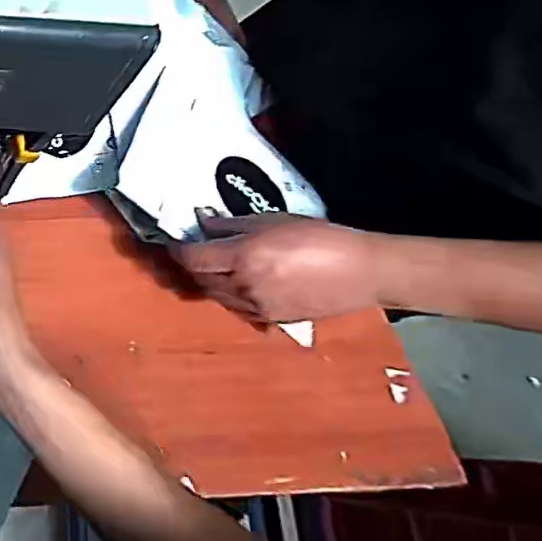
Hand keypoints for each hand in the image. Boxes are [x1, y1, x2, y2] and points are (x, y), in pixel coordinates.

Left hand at [171, 213, 385, 321]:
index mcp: (242, 259)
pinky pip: (238, 308)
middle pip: (200, 280)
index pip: (192, 258)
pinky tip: (238, 283)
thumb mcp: (271, 221)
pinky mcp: (274, 319)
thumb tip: (203, 225)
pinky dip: (230, 296)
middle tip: (192, 252)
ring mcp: (258, 307)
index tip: (174, 241)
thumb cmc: (321, 238)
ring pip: (217, 297)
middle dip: (191, 266)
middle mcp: (245, 287)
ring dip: (209, 282)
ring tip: (214, 267)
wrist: (366, 272)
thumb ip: (230, 225)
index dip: (178, 249)